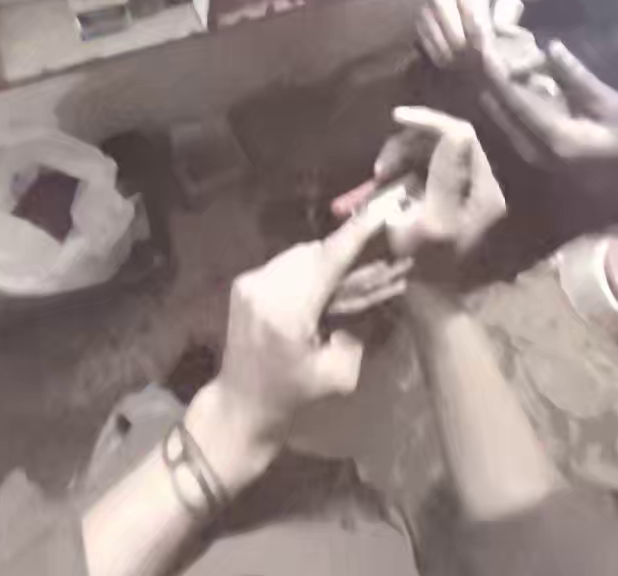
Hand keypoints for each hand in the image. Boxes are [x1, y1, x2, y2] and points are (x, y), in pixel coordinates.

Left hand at [187, 205, 394, 489]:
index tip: (377, 213)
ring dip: (321, 259)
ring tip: (339, 277)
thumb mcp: (340, 375)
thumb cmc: (292, 396)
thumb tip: (370, 292)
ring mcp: (249, 282)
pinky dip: (302, 268)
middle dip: (341, 251)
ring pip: (297, 253)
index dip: (354, 235)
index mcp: (287, 313)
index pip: (327, 261)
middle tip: (368, 259)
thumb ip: (358, 329)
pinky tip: (312, 287)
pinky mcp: (242, 282)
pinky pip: (282, 263)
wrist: (241, 404)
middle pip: (313, 252)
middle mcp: (263, 288)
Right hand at [331, 108, 507, 279]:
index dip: (430, 120)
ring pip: (428, 148)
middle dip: (407, 143)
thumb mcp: (434, 220)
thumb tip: (457, 130)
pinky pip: (420, 162)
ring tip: (378, 177)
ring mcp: (461, 186)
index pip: (462, 134)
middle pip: (443, 138)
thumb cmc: (426, 263)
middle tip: (380, 167)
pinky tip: (382, 180)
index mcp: (485, 188)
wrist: (424, 295)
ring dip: (399, 154)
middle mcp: (479, 182)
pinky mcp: (443, 190)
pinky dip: (399, 165)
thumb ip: (446, 174)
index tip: (396, 117)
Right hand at [418, 0, 522, 67]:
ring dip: (460, 62)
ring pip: (444, 51)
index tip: (495, 61)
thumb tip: (495, 43)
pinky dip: (448, 62)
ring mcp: (425, 11)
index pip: (476, 24)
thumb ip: (506, 20)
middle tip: (485, 63)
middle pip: (458, 41)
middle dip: (473, 57)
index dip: (486, 47)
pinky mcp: (417, 25)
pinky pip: (433, 54)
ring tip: (473, 62)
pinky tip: (459, 59)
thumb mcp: (507, 1)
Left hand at [480, 38, 617, 208]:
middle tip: (475, 49)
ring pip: (482, 123)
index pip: (510, 97)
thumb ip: (577, 78)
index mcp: (553, 137)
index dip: (492, 70)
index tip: (482, 44)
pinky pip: (487, 136)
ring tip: (476, 66)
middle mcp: (527, 153)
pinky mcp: (511, 173)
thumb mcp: (611, 107)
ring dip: (478, 93)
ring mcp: (516, 168)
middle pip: (488, 109)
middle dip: (479, 78)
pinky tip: (486, 94)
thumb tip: (551, 47)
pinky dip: (484, 112)